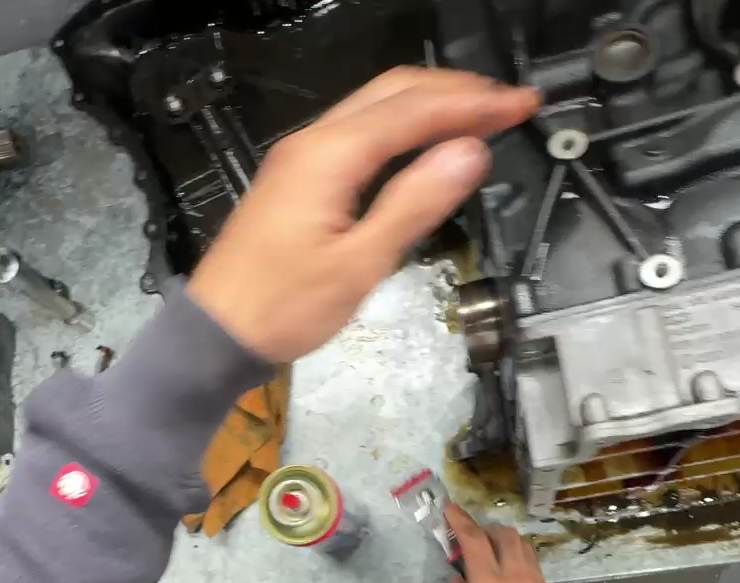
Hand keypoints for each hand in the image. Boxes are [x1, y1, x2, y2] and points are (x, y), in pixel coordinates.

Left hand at [187, 68, 539, 362]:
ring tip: (475, 119)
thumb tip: (469, 153)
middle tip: (506, 104)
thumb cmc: (283, 309)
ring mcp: (299, 159)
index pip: (415, 110)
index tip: (521, 106)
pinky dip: (398, 133)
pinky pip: (355, 137)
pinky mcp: (295, 182)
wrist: (218, 333)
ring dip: (427, 107)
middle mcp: (311, 143)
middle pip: (392, 92)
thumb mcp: (358, 265)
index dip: (474, 103)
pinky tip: (419, 149)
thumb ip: (414, 205)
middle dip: (454, 91)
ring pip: (372, 110)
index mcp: (329, 155)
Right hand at [446, 503, 582, 582]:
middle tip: (473, 537)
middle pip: (506, 535)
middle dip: (487, 529)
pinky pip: (533, 566)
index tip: (450, 509)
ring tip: (493, 554)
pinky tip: (511, 578)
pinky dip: (519, 560)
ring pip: (524, 547)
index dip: (461, 522)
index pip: (475, 542)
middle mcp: (516, 578)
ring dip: (507, 542)